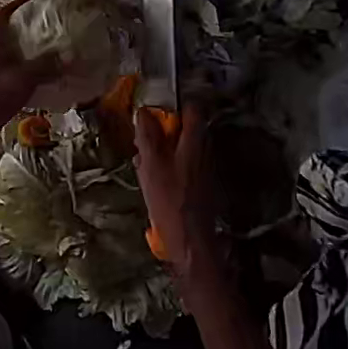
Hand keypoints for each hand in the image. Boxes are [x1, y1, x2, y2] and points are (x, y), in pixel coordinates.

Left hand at [0, 0, 59, 156]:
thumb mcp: (20, 80)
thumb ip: (44, 67)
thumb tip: (67, 56)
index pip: (1, 15)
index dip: (16, 5)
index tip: (35, 1)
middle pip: (7, 36)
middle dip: (28, 31)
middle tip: (52, 30)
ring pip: (11, 58)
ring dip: (29, 55)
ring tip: (53, 55)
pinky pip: (12, 78)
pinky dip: (27, 77)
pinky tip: (44, 84)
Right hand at [134, 104, 225, 305]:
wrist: (190, 240)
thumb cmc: (170, 200)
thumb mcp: (152, 164)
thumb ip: (148, 136)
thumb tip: (144, 111)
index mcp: (195, 141)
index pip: (192, 110)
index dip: (173, 107)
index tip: (154, 114)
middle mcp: (204, 151)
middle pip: (185, 130)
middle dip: (163, 133)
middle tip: (142, 143)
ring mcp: (204, 169)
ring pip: (182, 150)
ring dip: (163, 152)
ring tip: (144, 164)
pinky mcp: (201, 186)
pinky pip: (182, 167)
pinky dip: (168, 168)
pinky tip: (153, 182)